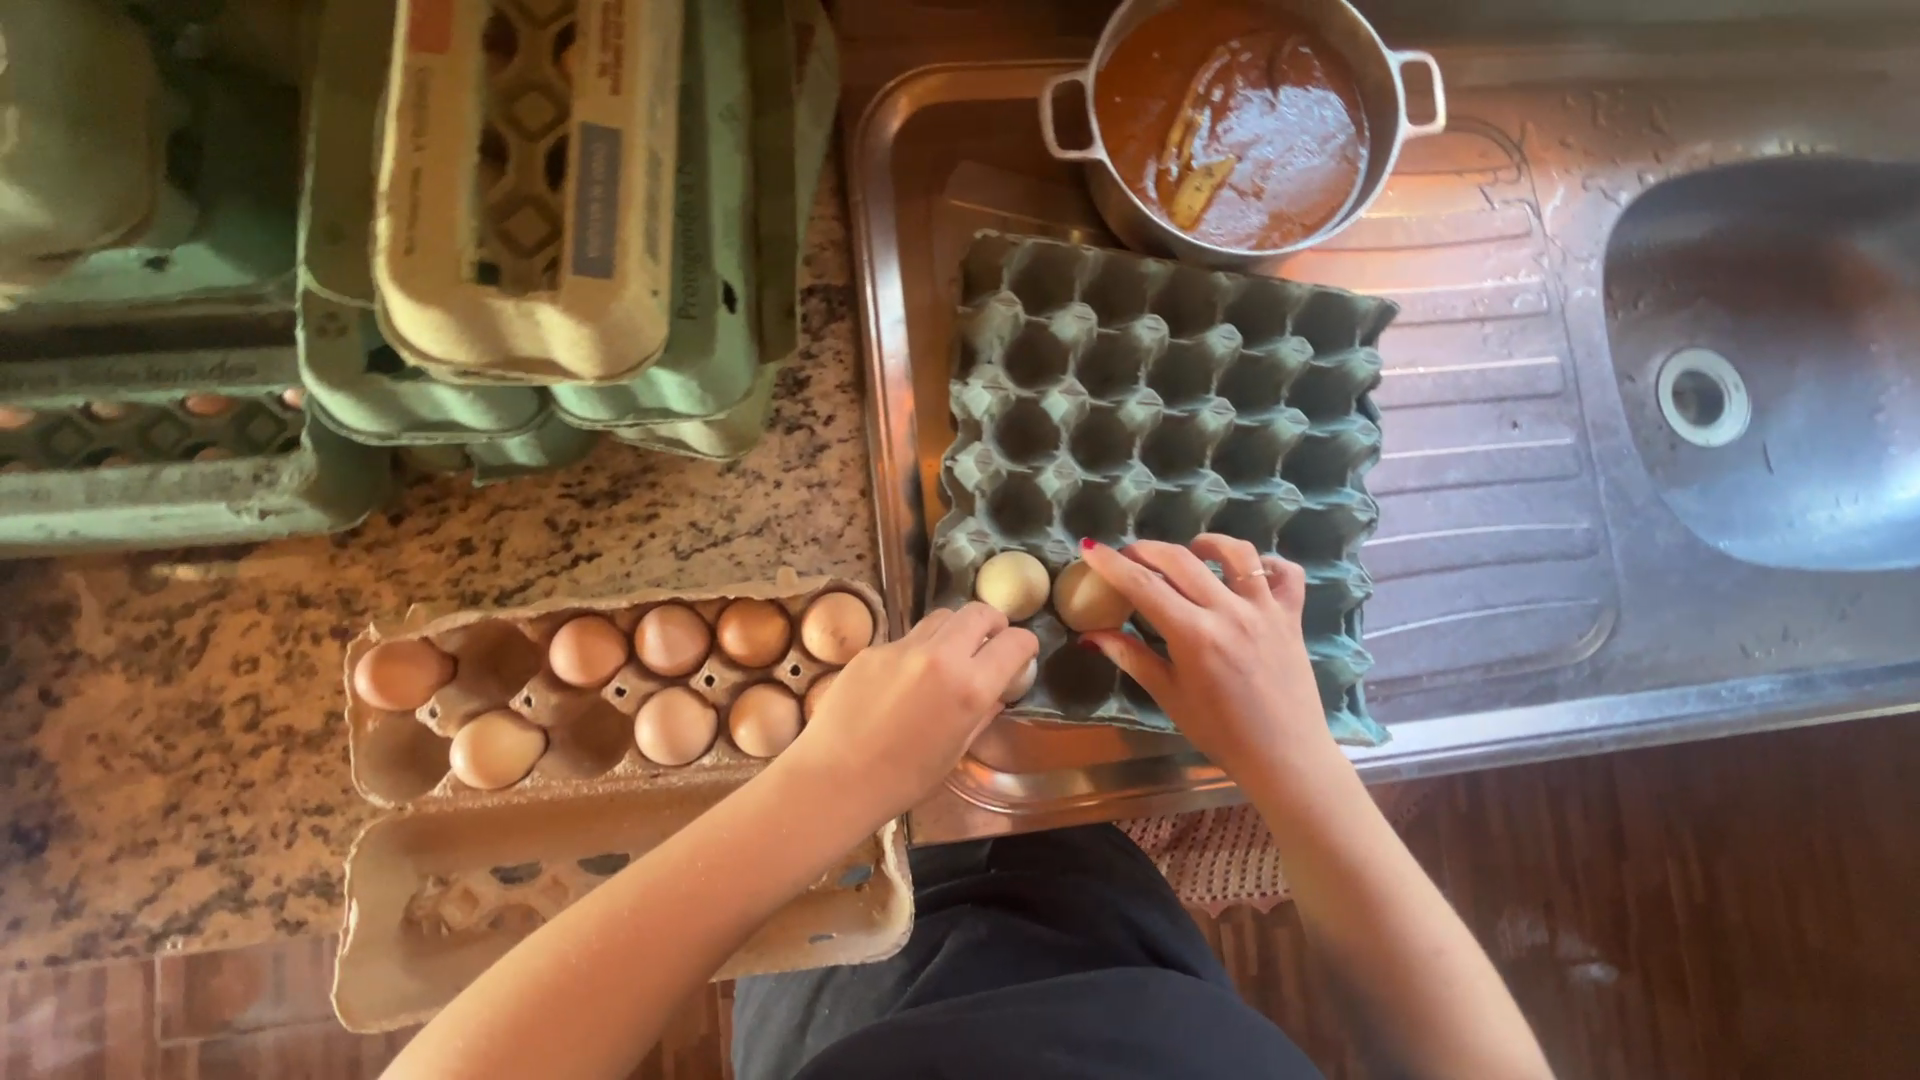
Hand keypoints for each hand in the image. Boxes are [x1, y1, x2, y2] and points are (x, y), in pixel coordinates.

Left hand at [784, 602, 1037, 824]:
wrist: (834, 779)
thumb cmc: (902, 780)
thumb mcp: (955, 752)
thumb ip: (981, 714)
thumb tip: (994, 694)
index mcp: (970, 688)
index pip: (1014, 643)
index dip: (1026, 644)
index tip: (1024, 652)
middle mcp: (940, 656)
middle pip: (978, 612)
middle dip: (993, 622)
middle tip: (992, 640)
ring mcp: (903, 648)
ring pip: (942, 617)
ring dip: (956, 629)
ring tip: (951, 654)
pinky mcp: (873, 649)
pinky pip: (907, 637)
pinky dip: (919, 648)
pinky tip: (907, 678)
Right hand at [1079, 536, 1338, 778]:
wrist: (1284, 757)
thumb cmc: (1219, 732)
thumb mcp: (1169, 695)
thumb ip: (1131, 656)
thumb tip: (1091, 635)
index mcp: (1193, 635)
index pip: (1143, 586)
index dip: (1112, 563)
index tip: (1091, 547)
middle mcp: (1229, 612)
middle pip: (1181, 559)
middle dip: (1148, 549)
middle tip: (1130, 555)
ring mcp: (1265, 610)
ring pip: (1237, 553)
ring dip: (1207, 543)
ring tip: (1191, 552)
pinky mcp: (1292, 616)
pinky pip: (1286, 573)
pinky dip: (1266, 564)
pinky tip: (1247, 574)